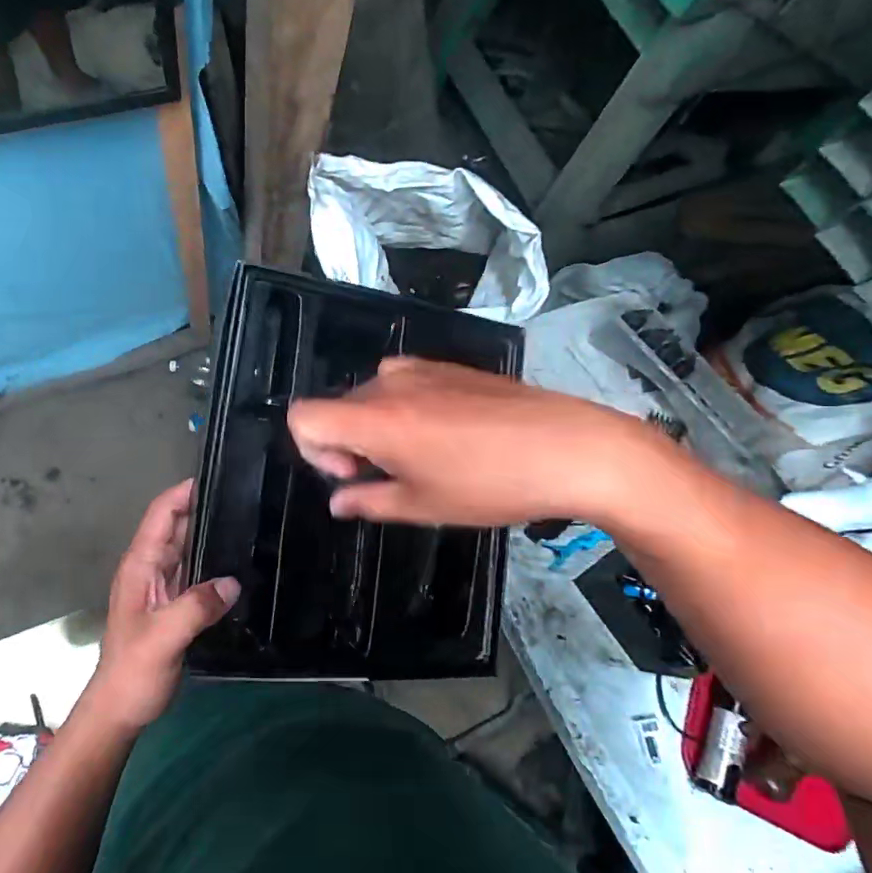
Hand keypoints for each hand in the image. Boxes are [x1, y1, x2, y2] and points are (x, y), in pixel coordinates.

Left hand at [82, 479, 238, 731]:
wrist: (121, 710)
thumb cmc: (133, 672)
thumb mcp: (162, 638)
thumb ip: (195, 607)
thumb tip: (232, 582)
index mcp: (141, 567)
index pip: (162, 515)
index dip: (185, 492)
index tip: (221, 478)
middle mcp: (152, 569)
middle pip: (180, 526)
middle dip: (209, 508)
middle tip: (251, 499)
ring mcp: (165, 587)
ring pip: (193, 548)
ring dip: (217, 534)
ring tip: (255, 523)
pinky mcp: (179, 604)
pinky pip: (201, 572)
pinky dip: (219, 562)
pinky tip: (245, 564)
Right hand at [287, 358, 664, 526]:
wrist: (568, 446)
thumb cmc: (491, 484)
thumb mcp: (424, 505)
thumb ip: (368, 502)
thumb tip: (339, 501)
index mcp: (374, 417)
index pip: (302, 417)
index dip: (313, 452)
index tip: (353, 475)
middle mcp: (391, 382)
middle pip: (339, 407)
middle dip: (349, 445)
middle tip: (392, 479)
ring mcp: (425, 368)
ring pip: (375, 397)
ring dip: (380, 429)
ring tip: (425, 462)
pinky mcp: (454, 366)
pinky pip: (409, 386)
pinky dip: (409, 412)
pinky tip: (452, 440)